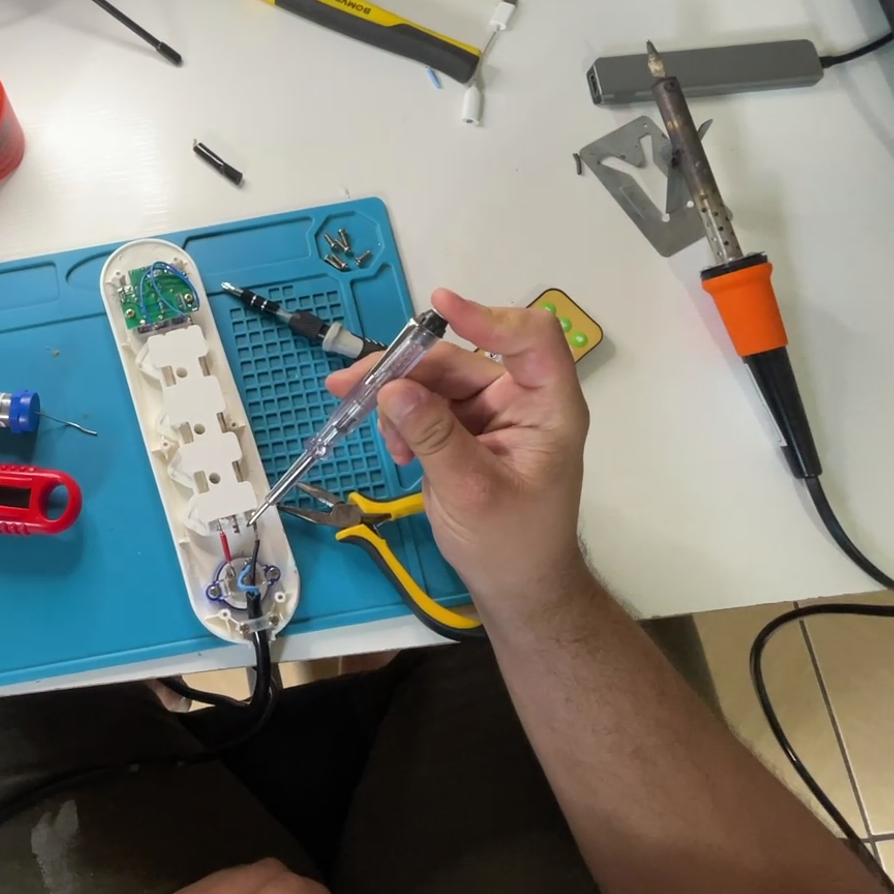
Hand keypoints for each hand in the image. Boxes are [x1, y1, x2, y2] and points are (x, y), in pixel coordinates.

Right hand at [325, 288, 590, 607]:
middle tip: (348, 384)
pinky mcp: (458, 430)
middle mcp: (516, 400)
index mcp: (546, 406)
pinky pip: (420, 407)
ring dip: (394, 400)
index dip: (488, 317)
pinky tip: (394, 451)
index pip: (529, 340)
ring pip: (430, 382)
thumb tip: (391, 387)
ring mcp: (485, 414)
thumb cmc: (511, 543)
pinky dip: (398, 422)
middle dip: (403, 370)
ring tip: (375, 433)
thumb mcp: (471, 490)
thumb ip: (433, 436)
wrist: (511, 585)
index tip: (438, 308)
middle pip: (458, 360)